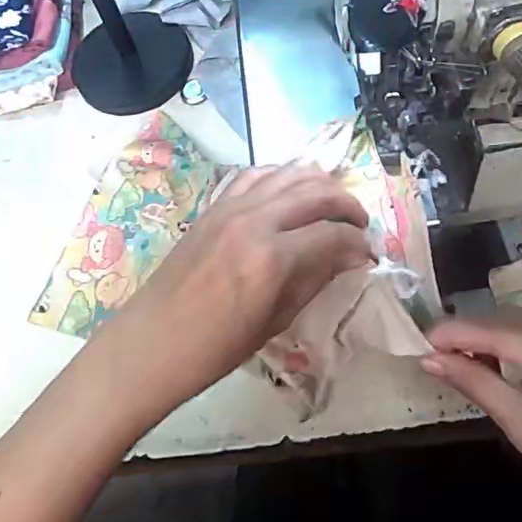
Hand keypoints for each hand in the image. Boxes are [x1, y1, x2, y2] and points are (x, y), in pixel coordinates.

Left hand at [95, 165, 371, 416]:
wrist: (153, 342)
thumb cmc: (216, 347)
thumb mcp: (275, 320)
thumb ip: (314, 280)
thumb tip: (348, 258)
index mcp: (272, 258)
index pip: (333, 236)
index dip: (358, 244)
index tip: (368, 255)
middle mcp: (254, 221)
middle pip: (316, 193)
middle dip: (347, 206)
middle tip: (360, 224)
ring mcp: (231, 208)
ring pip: (288, 174)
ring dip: (319, 183)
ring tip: (334, 202)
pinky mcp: (214, 206)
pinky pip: (255, 176)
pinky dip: (281, 177)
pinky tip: (292, 191)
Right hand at [421, 314, 521, 521]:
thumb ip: (476, 384)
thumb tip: (428, 358)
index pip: (501, 332)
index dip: (456, 333)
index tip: (416, 340)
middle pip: (510, 323)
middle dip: (468, 333)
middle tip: (428, 351)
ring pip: (521, 329)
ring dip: (485, 339)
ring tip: (449, 355)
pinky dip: (505, 349)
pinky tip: (485, 362)